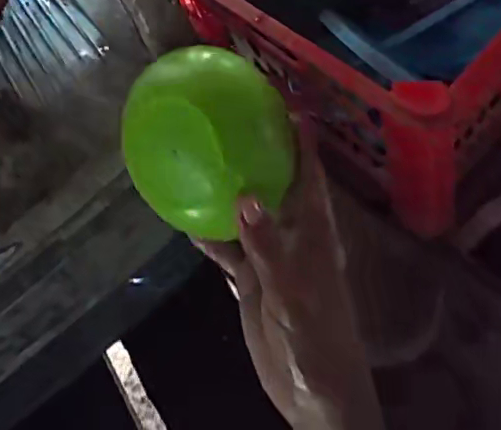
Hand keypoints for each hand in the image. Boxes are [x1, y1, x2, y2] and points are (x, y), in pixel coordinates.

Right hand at [196, 123, 383, 429]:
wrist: (314, 400)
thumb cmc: (318, 345)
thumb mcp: (293, 296)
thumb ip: (268, 248)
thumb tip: (243, 197)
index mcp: (313, 232)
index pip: (309, 173)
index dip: (302, 137)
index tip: (287, 100)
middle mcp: (291, 233)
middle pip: (274, 180)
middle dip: (259, 147)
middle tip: (233, 114)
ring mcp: (268, 254)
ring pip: (245, 208)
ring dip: (227, 183)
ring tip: (200, 152)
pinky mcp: (249, 277)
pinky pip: (223, 244)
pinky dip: (205, 228)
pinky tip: (182, 211)